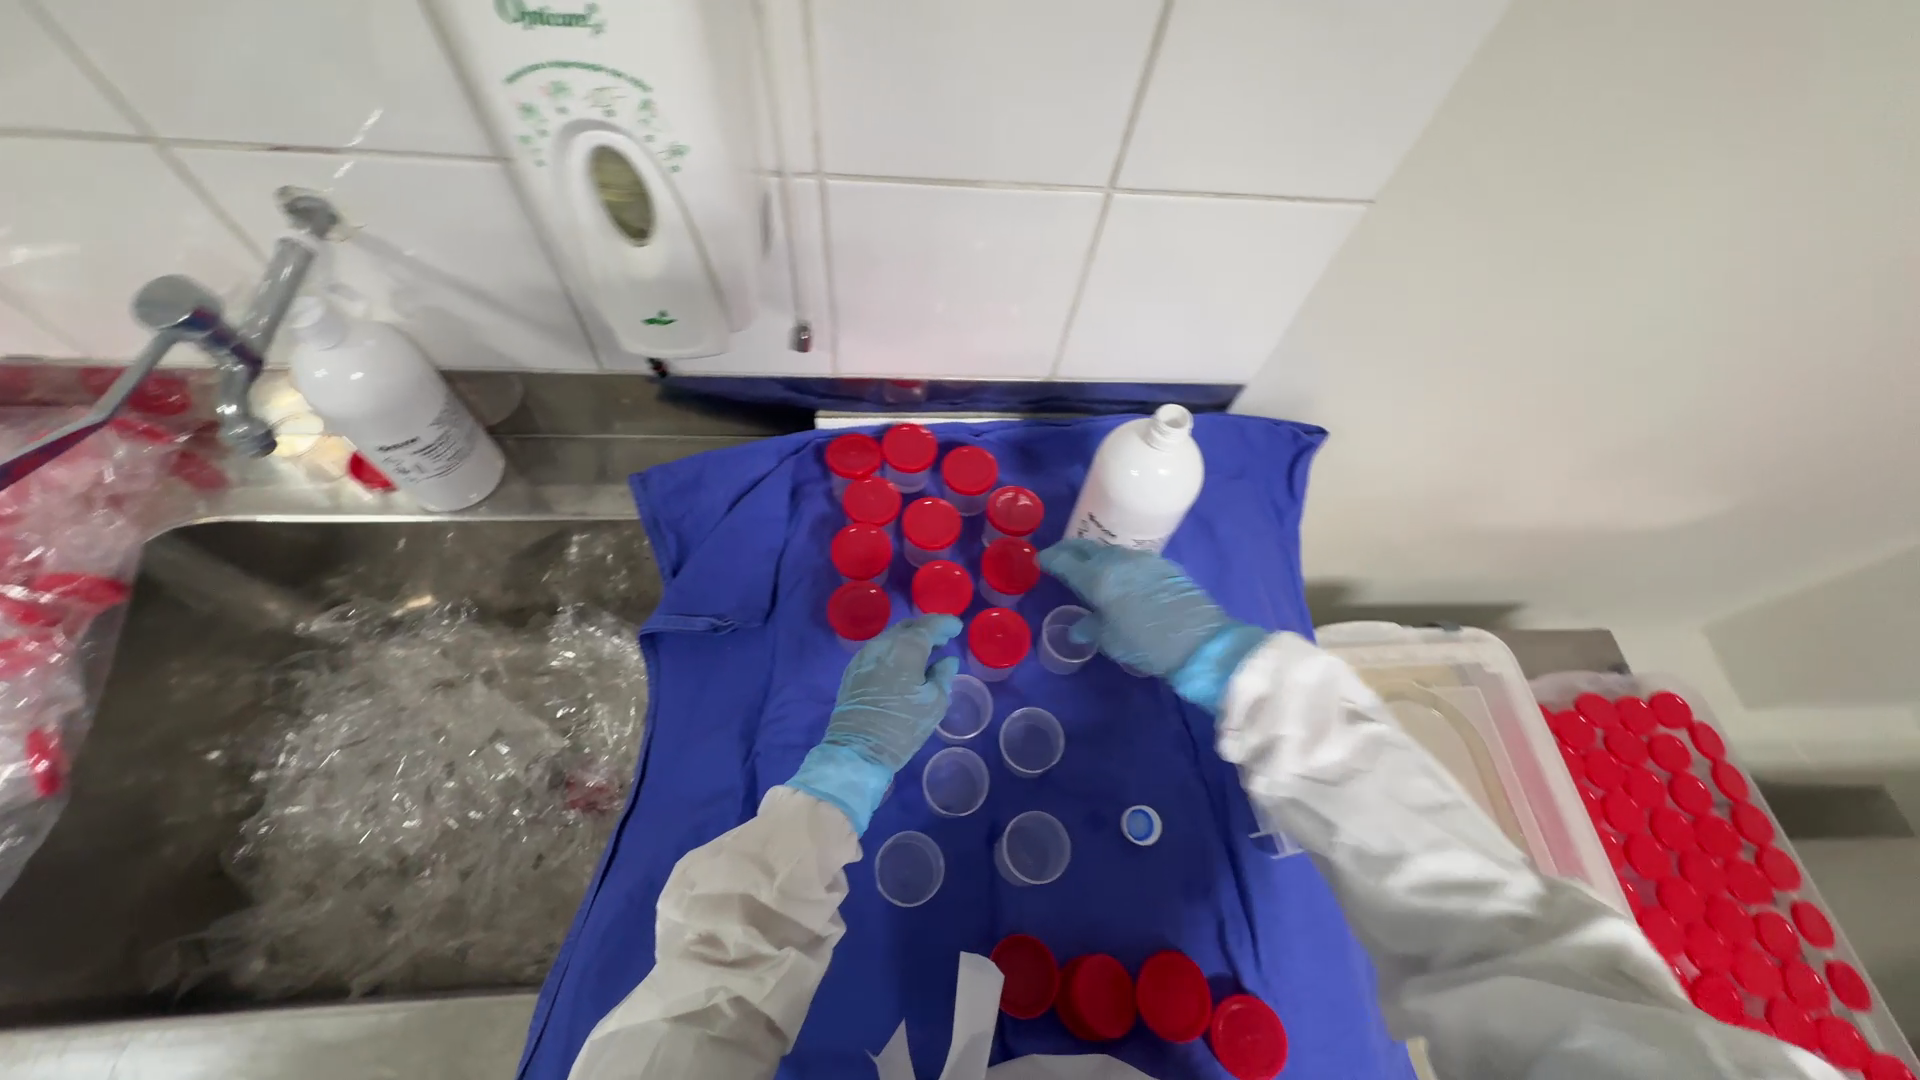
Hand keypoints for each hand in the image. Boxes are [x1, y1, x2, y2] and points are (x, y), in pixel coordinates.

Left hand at [786, 615, 961, 832]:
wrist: (859, 750)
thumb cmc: (903, 726)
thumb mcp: (935, 703)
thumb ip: (943, 675)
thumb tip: (947, 660)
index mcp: (906, 648)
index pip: (929, 625)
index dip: (945, 624)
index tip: (957, 627)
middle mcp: (882, 644)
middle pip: (908, 627)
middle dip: (927, 629)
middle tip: (943, 639)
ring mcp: (864, 655)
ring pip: (891, 637)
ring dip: (909, 639)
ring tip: (926, 651)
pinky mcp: (853, 669)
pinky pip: (878, 650)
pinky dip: (894, 650)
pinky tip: (902, 663)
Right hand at [1038, 539, 1267, 711]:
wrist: (1201, 642)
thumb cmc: (1148, 644)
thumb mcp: (1111, 641)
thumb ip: (1091, 628)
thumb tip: (1080, 626)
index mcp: (1098, 578)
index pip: (1065, 561)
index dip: (1049, 559)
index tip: (1040, 560)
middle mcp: (1118, 561)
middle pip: (1086, 548)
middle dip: (1069, 551)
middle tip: (1059, 556)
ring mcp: (1144, 560)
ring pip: (1110, 550)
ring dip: (1095, 554)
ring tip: (1088, 565)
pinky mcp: (1164, 565)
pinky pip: (1131, 558)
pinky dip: (1117, 562)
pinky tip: (1119, 574)